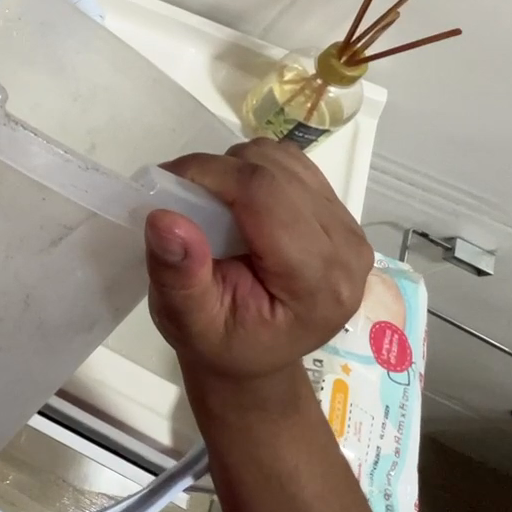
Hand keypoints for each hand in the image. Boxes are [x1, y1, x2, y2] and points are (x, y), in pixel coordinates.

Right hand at [144, 139, 371, 388]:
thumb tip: (165, 218)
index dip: (208, 174)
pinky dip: (252, 169)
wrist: (256, 354)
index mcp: (317, 283)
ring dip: (234, 168)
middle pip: (272, 170)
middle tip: (181, 199)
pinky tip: (238, 203)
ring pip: (279, 157)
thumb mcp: (186, 321)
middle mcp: (346, 249)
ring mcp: (347, 227)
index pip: (264, 194)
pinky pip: (288, 161)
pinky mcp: (337, 211)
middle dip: (215, 171)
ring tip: (212, 207)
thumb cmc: (220, 341)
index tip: (165, 183)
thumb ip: (178, 273)